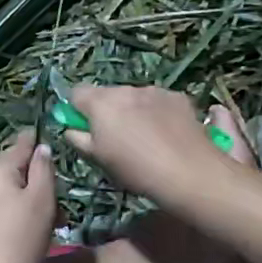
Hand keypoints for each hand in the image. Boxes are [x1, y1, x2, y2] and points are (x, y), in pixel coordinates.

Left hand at [0, 130, 57, 262]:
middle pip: (13, 170)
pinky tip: (32, 232)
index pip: (20, 145)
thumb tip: (41, 147)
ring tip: (54, 223)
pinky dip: (16, 212)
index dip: (36, 142)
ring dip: (30, 200)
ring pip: (8, 191)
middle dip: (37, 181)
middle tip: (60, 204)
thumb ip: (43, 168)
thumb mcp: (42, 199)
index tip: (48, 137)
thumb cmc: (22, 237)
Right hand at [63, 85, 250, 202]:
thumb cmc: (135, 169)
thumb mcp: (97, 158)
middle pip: (105, 93)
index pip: (75, 93)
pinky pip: (156, 100)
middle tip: (114, 137)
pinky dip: (154, 111)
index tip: (83, 127)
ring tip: (143, 137)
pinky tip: (164, 133)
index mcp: (101, 102)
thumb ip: (78, 138)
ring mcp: (154, 91)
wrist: (189, 173)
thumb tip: (72, 128)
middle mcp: (126, 89)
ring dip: (131, 110)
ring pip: (132, 96)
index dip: (76, 109)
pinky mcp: (177, 97)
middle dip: (105, 109)